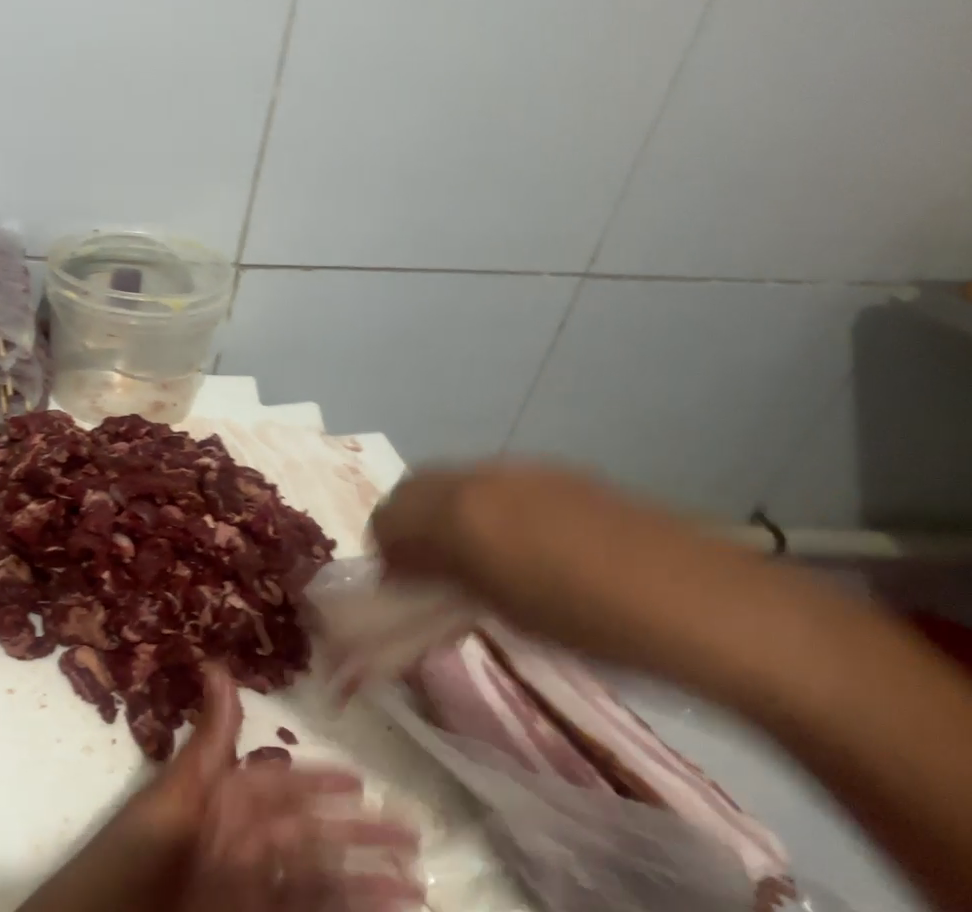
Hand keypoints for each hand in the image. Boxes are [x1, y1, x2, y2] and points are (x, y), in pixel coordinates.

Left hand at [20, 665, 423, 911]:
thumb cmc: (133, 856)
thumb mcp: (173, 795)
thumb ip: (208, 741)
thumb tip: (216, 663)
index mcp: (221, 804)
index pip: (277, 786)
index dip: (317, 782)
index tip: (360, 780)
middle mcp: (241, 841)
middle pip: (308, 832)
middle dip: (358, 831)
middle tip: (410, 831)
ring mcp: (249, 883)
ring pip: (316, 875)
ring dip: (363, 877)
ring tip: (414, 880)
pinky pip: (305, 905)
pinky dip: (344, 905)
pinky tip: (383, 906)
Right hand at [369, 461, 752, 669]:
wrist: (708, 608)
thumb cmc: (589, 622)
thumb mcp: (494, 608)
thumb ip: (438, 575)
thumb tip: (404, 565)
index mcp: (460, 507)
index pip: (389, 513)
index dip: (385, 549)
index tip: (400, 586)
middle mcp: (486, 476)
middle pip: (417, 487)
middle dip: (410, 525)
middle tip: (427, 572)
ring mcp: (531, 472)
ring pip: (461, 484)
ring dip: (450, 517)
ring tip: (479, 566)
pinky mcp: (570, 479)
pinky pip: (503, 487)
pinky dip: (490, 512)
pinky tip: (526, 552)